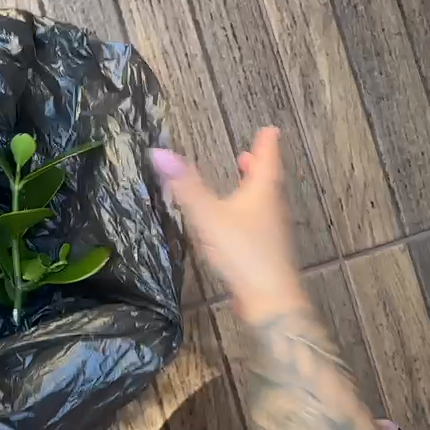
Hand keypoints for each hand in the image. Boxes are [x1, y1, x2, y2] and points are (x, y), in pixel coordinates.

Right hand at [151, 127, 307, 320]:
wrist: (269, 300)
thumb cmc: (242, 252)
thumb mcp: (208, 216)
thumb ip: (184, 186)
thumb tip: (158, 151)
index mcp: (261, 194)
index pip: (266, 161)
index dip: (267, 144)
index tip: (270, 129)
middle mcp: (271, 209)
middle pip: (266, 182)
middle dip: (258, 166)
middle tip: (252, 153)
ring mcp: (270, 233)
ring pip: (263, 203)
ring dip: (253, 189)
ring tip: (244, 181)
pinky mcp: (265, 253)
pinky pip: (257, 223)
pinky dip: (248, 212)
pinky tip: (235, 222)